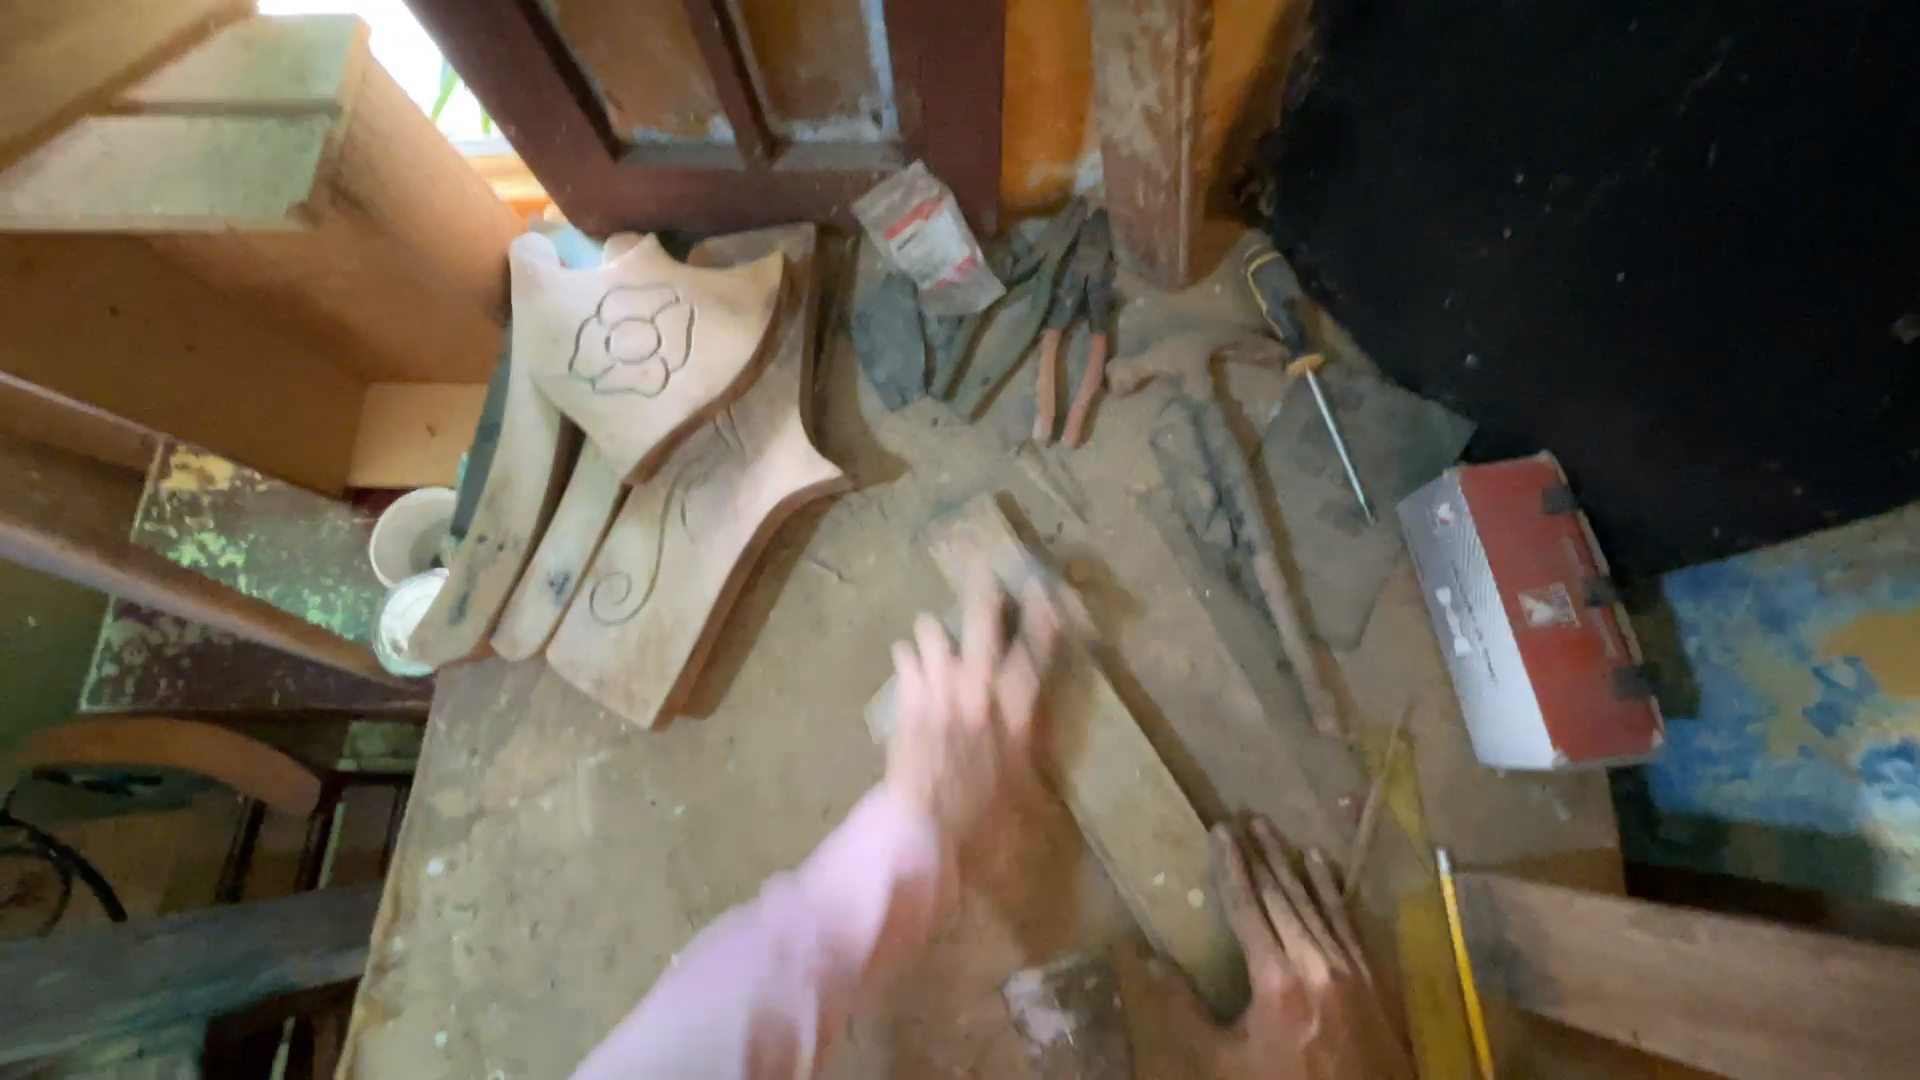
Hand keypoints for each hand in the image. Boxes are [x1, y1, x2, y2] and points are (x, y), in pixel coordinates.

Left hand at [884, 572, 1060, 848]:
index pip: (1032, 660)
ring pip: (937, 645)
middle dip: (984, 601)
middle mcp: (978, 700)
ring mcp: (940, 701)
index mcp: (1013, 719)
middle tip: (982, 570)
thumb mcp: (1020, 792)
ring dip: (933, 633)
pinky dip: (906, 659)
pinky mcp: (909, 710)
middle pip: (983, 637)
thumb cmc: (980, 823)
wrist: (926, 835)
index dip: (1040, 624)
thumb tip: (1029, 733)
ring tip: (928, 623)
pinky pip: (907, 669)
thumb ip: (1024, 755)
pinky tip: (902, 653)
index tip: (1043, 592)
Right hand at [1122, 815, 1412, 1078]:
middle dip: (1260, 853)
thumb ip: (1186, 1010)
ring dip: (1290, 861)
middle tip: (1243, 818)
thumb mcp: (1223, 1062)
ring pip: (1314, 900)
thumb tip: (1148, 960)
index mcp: (1275, 979)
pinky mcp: (1372, 980)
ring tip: (1271, 829)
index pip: (1247, 906)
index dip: (1231, 866)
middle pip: (1281, 894)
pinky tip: (1322, 863)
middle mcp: (1313, 962)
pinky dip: (1332, 889)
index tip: (1220, 831)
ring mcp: (1348, 968)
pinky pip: (1348, 921)